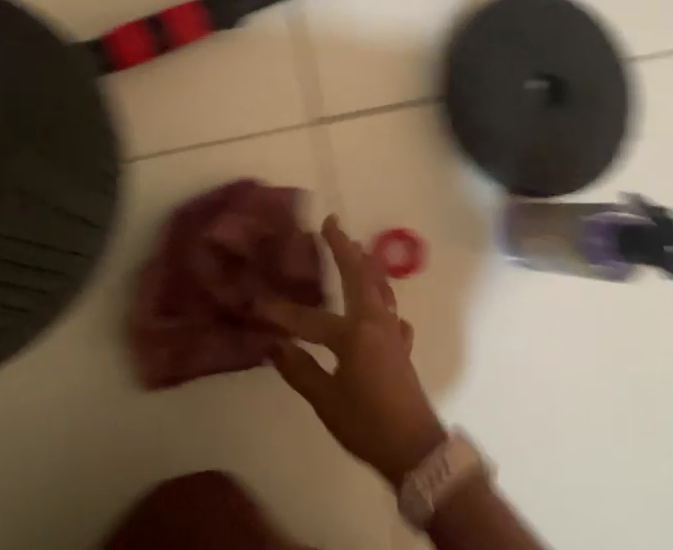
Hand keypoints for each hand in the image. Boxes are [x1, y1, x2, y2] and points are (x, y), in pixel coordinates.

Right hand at [263, 216, 445, 485]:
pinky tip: (382, 306)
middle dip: (343, 249)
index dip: (281, 312)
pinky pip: (392, 313)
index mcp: (353, 334)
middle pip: (358, 278)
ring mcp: (393, 333)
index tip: (257, 303)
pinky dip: (384, 300)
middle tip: (330, 224)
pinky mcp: (402, 348)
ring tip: (355, 246)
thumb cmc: (366, 424)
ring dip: (365, 265)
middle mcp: (375, 323)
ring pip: (379, 289)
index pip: (310, 318)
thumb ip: (300, 370)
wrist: (414, 448)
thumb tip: (273, 345)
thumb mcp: (325, 401)